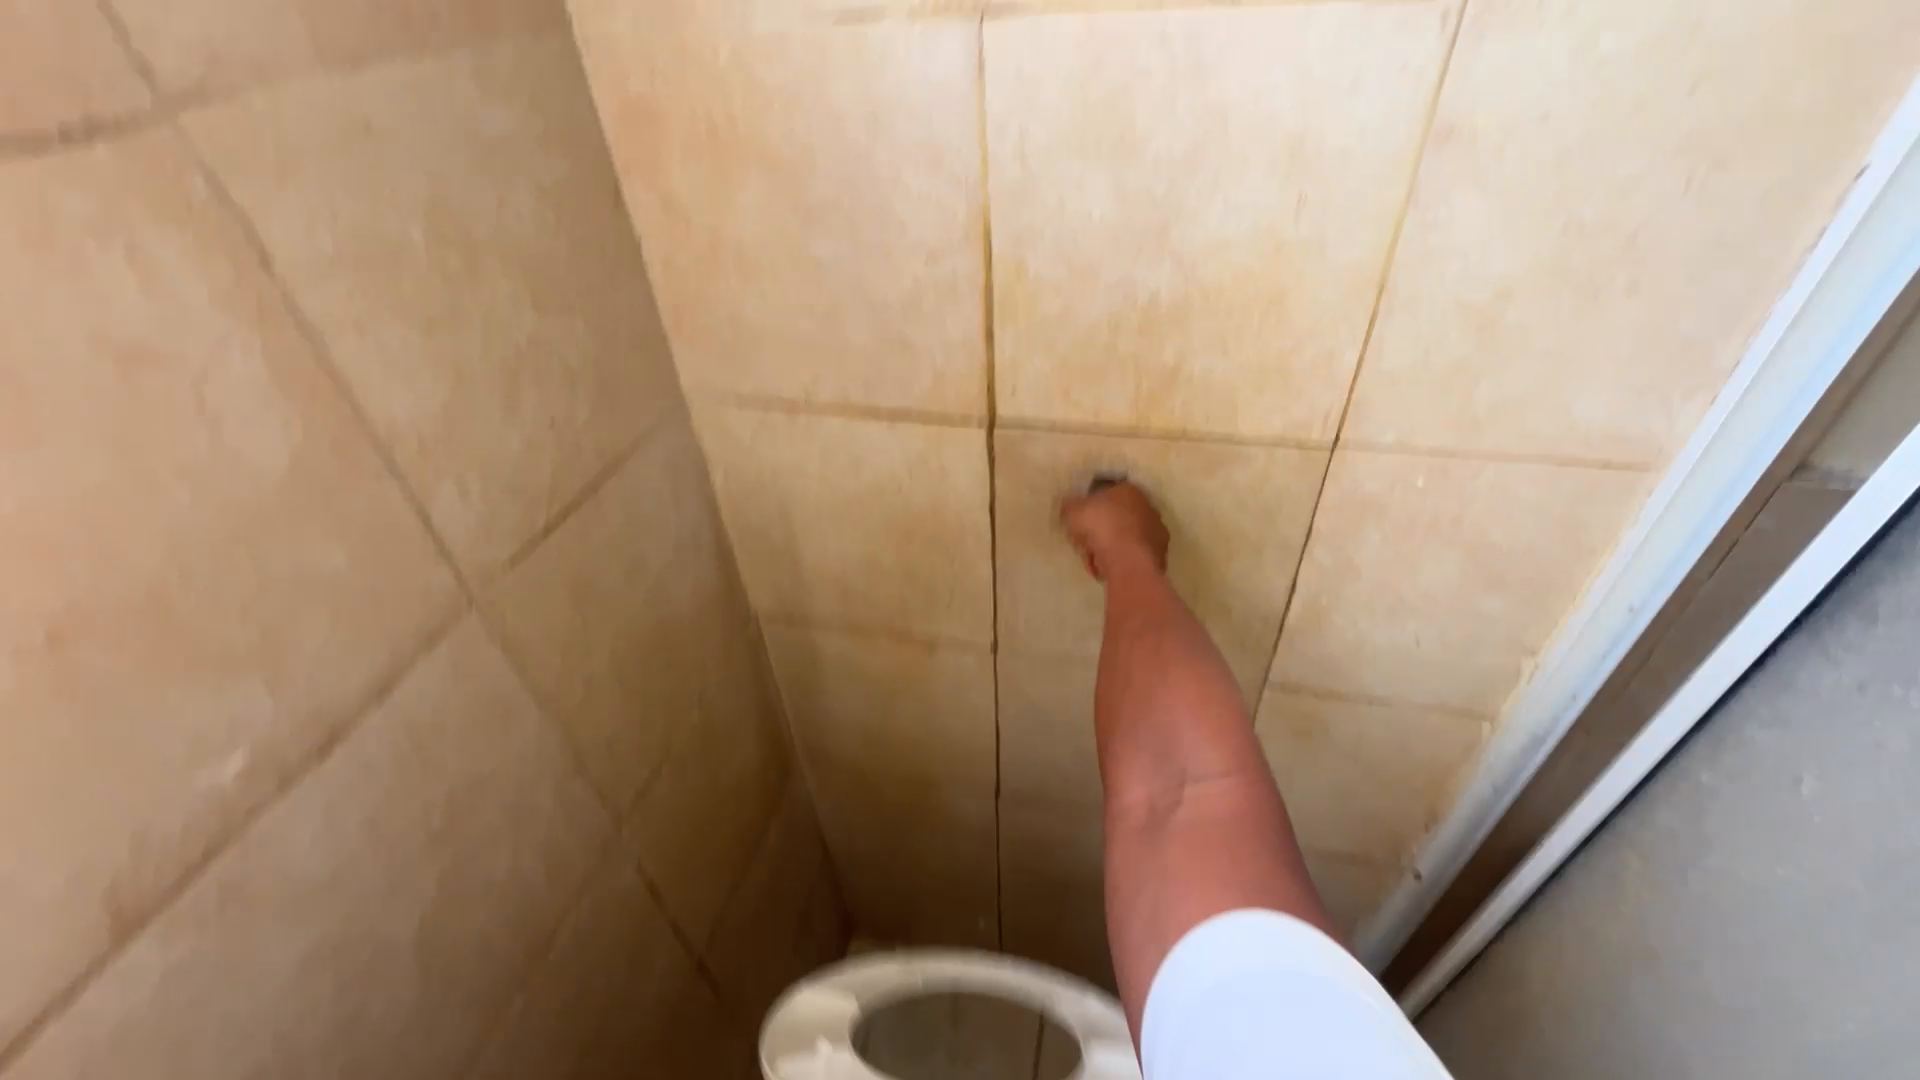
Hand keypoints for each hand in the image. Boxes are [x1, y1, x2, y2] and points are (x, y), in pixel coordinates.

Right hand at [1060, 478, 1168, 581]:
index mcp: (1129, 490)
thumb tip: (1068, 506)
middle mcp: (1147, 507)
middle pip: (1118, 518)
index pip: (1108, 494)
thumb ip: (1070, 506)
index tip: (1081, 522)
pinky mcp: (1159, 555)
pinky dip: (1121, 562)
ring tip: (1095, 560)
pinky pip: (1132, 556)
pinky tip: (1107, 569)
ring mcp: (1156, 532)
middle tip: (1085, 544)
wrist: (1127, 559)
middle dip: (1101, 531)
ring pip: (1126, 539)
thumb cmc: (1100, 527)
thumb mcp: (1073, 511)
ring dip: (1110, 549)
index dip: (1091, 508)